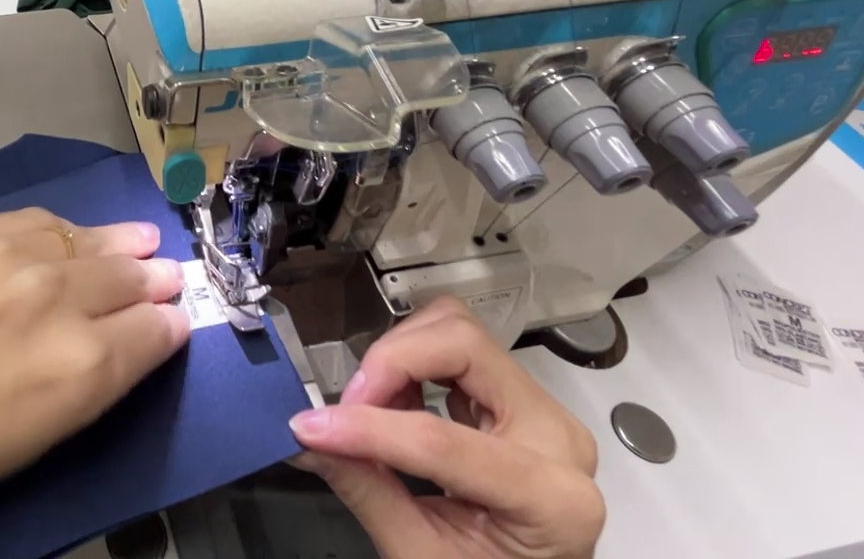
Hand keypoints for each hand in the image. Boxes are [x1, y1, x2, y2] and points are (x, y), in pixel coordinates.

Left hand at [0, 208, 190, 535]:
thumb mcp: (42, 435)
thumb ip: (98, 377)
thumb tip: (138, 335)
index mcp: (82, 365)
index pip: (153, 330)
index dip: (170, 324)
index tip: (176, 318)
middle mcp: (56, 298)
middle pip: (127, 277)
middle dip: (153, 279)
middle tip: (168, 274)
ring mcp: (10, 257)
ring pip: (86, 239)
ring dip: (119, 243)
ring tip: (139, 239)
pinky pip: (36, 220)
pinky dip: (64, 227)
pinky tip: (73, 232)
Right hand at [289, 296, 604, 557]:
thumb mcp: (422, 557)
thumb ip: (365, 492)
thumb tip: (308, 439)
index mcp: (553, 500)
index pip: (443, 439)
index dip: (369, 426)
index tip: (312, 425)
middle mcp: (555, 436)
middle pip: (463, 344)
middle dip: (391, 361)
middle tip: (348, 403)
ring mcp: (537, 408)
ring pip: (456, 328)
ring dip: (399, 354)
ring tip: (373, 404)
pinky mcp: (513, 395)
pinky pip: (455, 343)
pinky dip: (409, 358)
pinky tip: (395, 401)